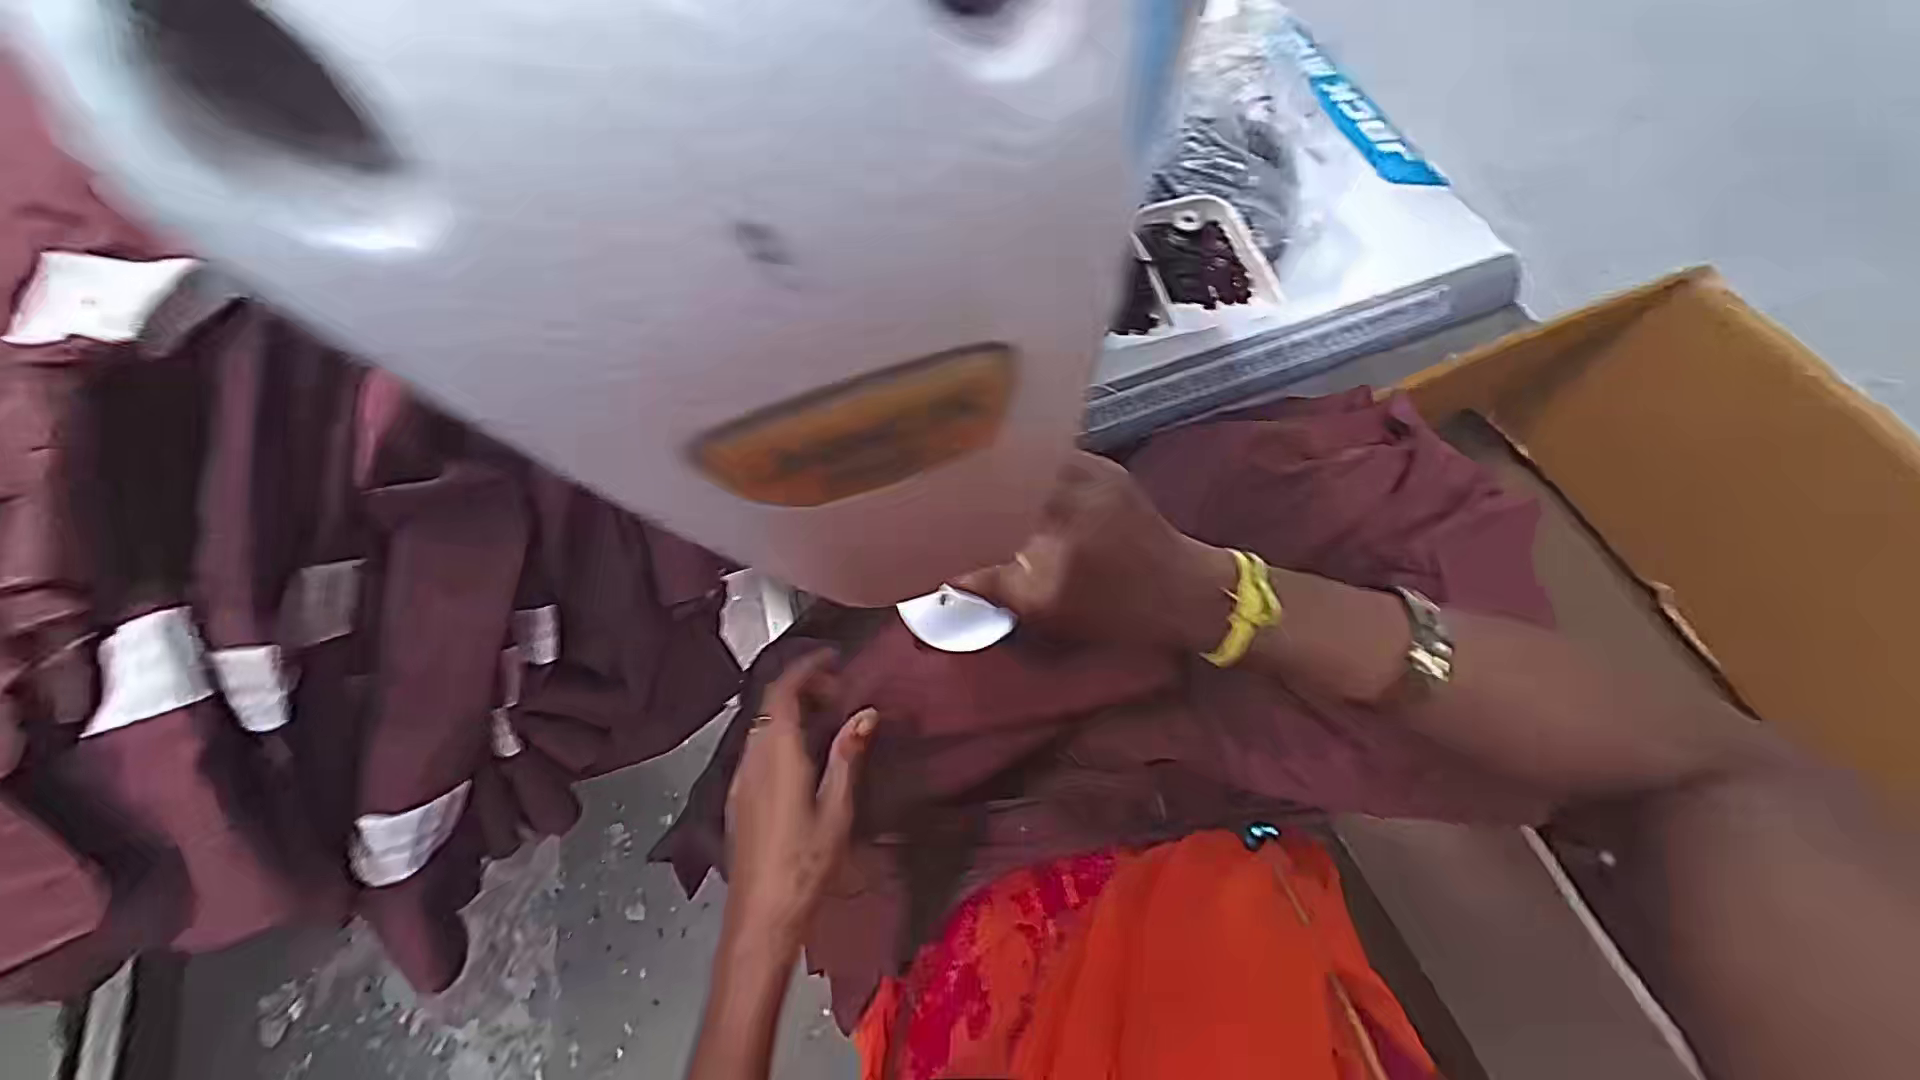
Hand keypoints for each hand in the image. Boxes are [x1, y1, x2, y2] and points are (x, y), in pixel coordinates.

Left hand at [724, 649, 876, 948]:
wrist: (760, 916)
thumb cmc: (803, 865)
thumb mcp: (837, 808)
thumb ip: (848, 755)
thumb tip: (865, 715)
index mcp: (777, 755)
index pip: (783, 691)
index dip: (806, 667)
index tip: (830, 657)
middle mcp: (752, 759)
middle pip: (771, 703)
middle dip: (803, 685)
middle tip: (837, 688)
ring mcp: (740, 777)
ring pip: (762, 723)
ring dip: (791, 708)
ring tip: (827, 715)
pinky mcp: (738, 795)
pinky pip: (758, 744)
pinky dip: (781, 731)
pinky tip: (804, 752)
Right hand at [957, 451, 1237, 652]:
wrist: (1185, 590)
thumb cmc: (1117, 611)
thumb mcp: (1050, 610)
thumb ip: (995, 587)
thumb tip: (947, 575)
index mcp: (1059, 534)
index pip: (990, 510)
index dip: (958, 511)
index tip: (937, 519)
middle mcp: (1074, 494)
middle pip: (1007, 476)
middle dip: (977, 485)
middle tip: (953, 497)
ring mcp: (1093, 474)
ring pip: (1031, 461)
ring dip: (1003, 472)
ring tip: (979, 485)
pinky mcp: (1107, 468)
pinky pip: (1056, 458)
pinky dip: (1032, 468)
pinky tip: (1018, 479)